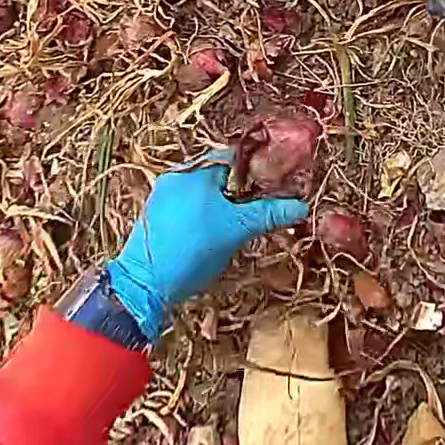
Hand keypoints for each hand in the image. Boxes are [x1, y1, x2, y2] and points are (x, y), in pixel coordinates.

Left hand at [106, 151, 308, 341]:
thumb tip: (301, 207)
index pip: (236, 157)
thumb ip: (269, 214)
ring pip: (206, 190)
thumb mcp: (237, 230)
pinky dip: (207, 212)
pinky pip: (191, 204)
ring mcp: (163, 196)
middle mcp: (177, 177)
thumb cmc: (192, 250)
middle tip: (262, 202)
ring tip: (242, 218)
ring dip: (225, 201)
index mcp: (195, 172)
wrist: (143, 288)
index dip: (258, 168)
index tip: (275, 182)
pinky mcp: (157, 215)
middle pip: (221, 173)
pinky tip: (218, 229)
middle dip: (243, 187)